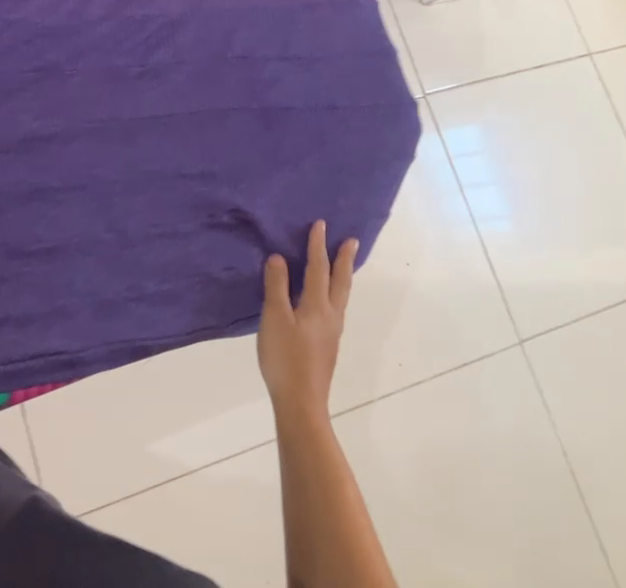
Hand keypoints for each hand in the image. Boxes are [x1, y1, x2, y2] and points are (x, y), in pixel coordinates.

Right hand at [256, 221, 356, 422]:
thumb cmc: (284, 357)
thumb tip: (278, 258)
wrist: (301, 400)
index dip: (318, 246)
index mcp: (317, 306)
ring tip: (342, 265)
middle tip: (352, 241)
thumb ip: (276, 287)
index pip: (317, 268)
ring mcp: (331, 331)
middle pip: (339, 282)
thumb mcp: (274, 318)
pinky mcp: (327, 344)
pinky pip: (334, 308)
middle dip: (343, 260)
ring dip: (342, 276)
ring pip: (340, 296)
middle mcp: (330, 315)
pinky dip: (334, 292)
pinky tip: (325, 299)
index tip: (320, 225)